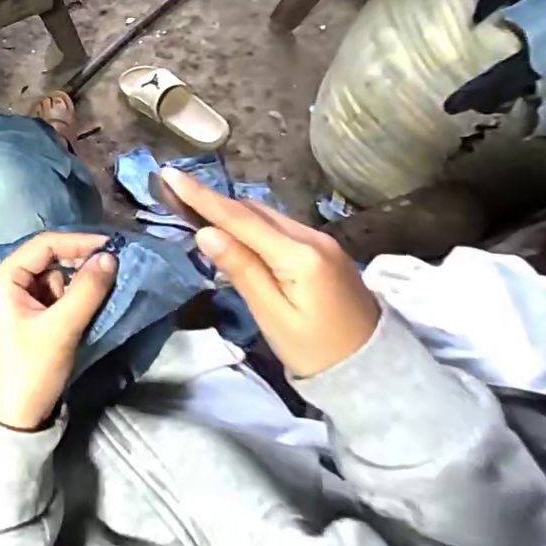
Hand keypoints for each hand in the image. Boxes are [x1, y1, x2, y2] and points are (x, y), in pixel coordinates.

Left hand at [0, 232, 118, 430]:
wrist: (10, 421)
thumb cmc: (30, 370)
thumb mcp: (62, 328)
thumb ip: (87, 289)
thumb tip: (110, 256)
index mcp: (1, 278)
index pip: (45, 244)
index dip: (80, 242)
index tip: (113, 246)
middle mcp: (1, 281)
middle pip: (48, 259)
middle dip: (77, 267)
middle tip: (111, 273)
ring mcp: (9, 299)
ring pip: (52, 278)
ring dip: (73, 288)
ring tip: (88, 307)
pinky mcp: (20, 315)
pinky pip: (49, 295)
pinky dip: (67, 300)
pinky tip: (79, 314)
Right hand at [161, 169, 378, 376]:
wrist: (374, 370)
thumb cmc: (317, 351)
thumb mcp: (273, 316)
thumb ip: (242, 270)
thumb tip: (205, 232)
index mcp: (299, 255)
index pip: (240, 218)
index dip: (202, 196)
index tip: (171, 174)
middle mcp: (312, 237)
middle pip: (254, 211)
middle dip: (214, 200)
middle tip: (175, 192)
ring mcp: (321, 241)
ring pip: (267, 216)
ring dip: (233, 211)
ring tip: (196, 207)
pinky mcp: (324, 250)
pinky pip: (280, 228)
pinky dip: (252, 224)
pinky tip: (235, 230)